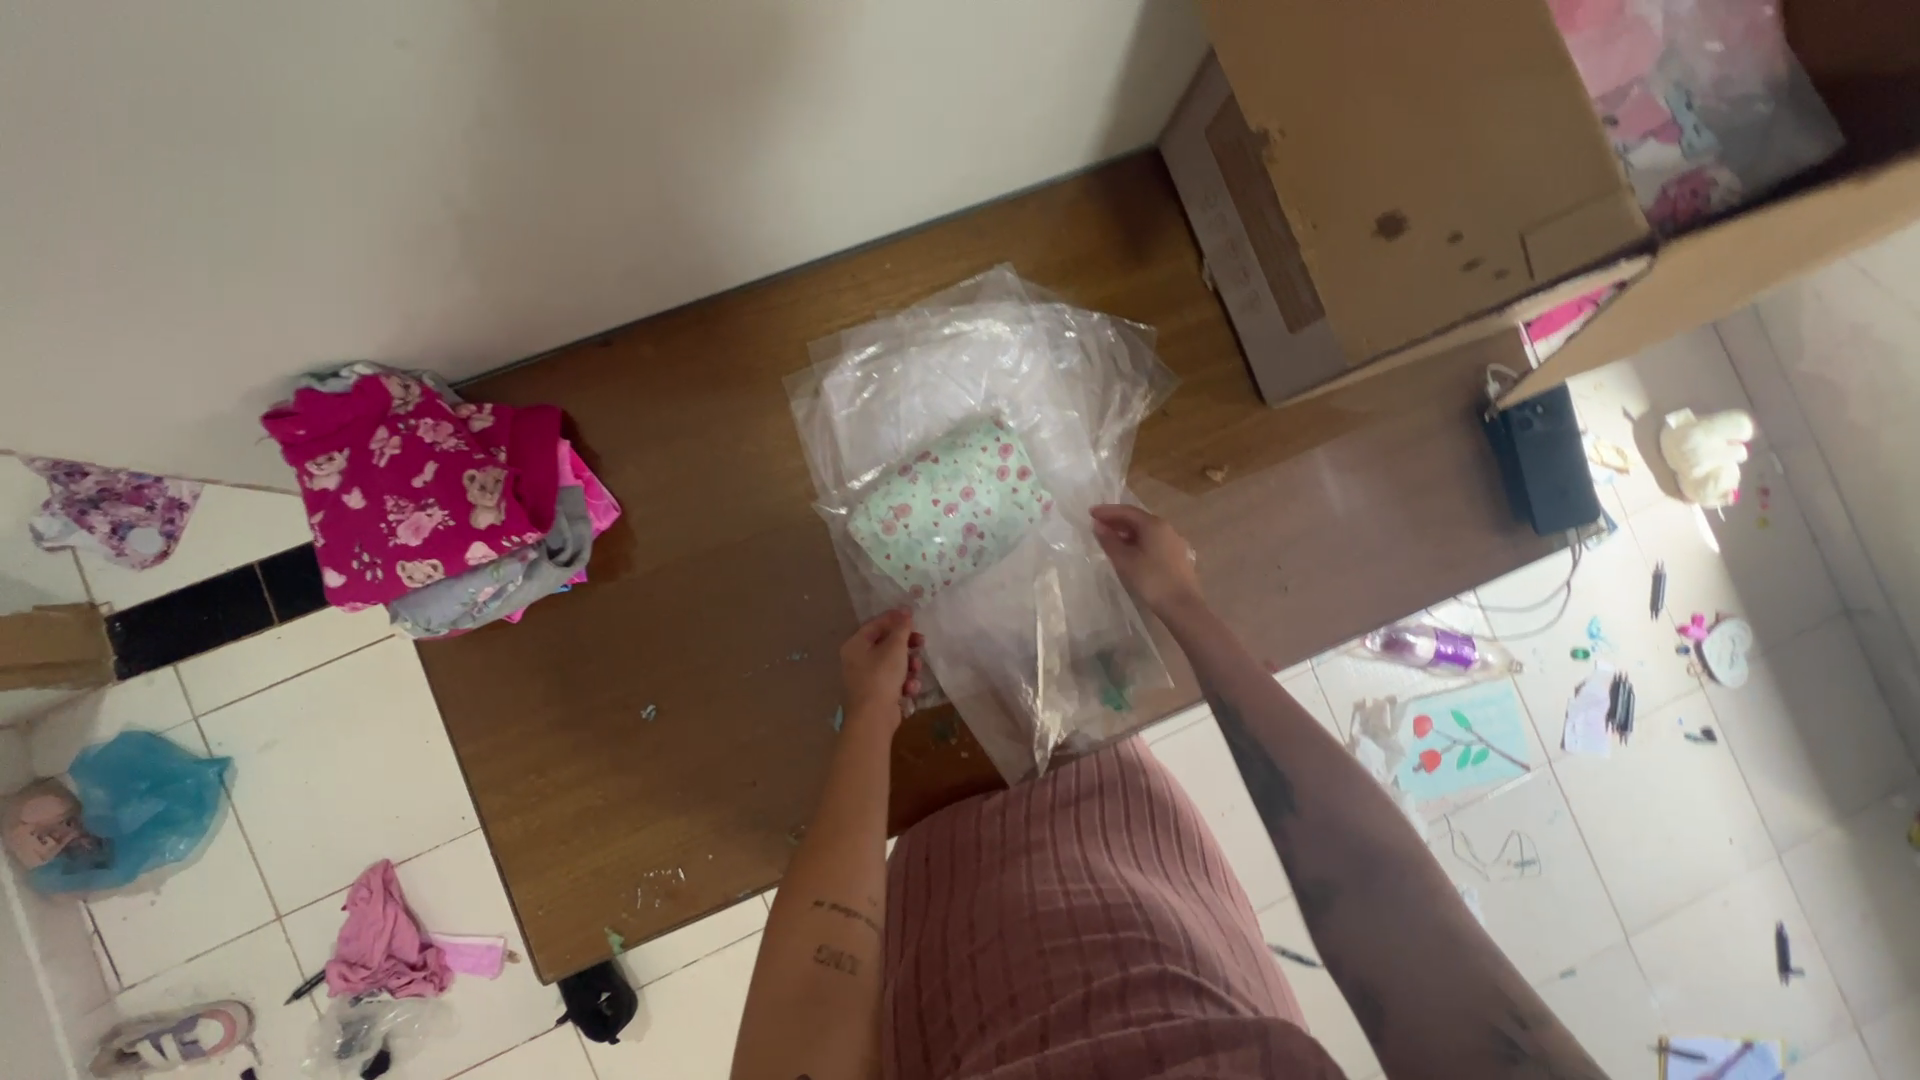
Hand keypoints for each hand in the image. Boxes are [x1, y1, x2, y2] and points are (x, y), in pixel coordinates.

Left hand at [839, 609, 924, 728]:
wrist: (874, 717)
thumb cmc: (882, 676)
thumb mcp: (895, 648)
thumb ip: (901, 628)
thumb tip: (904, 611)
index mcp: (856, 644)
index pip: (876, 624)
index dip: (895, 618)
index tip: (913, 616)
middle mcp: (857, 659)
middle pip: (886, 644)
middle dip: (906, 645)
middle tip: (921, 643)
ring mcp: (867, 678)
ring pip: (893, 663)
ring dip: (908, 666)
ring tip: (915, 671)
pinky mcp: (877, 693)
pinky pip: (894, 681)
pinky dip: (904, 683)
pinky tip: (910, 689)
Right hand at [1090, 504, 1202, 616]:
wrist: (1182, 605)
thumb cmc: (1151, 579)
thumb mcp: (1125, 560)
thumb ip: (1110, 541)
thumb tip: (1098, 526)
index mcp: (1154, 525)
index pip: (1127, 511)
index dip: (1107, 511)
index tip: (1090, 513)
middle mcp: (1166, 528)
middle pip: (1138, 519)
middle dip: (1116, 521)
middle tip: (1098, 525)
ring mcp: (1174, 541)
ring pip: (1146, 531)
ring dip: (1126, 532)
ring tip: (1110, 539)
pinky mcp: (1176, 555)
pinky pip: (1153, 541)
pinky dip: (1137, 541)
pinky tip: (1129, 551)